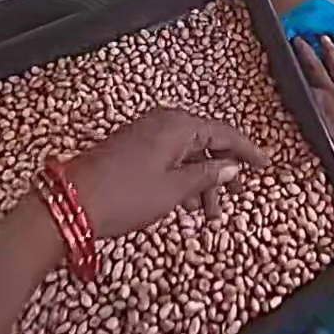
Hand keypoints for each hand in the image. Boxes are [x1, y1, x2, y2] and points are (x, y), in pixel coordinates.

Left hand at [65, 108, 269, 236]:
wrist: (69, 204)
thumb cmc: (125, 196)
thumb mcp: (173, 190)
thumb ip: (207, 176)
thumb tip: (232, 167)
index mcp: (178, 125)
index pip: (224, 133)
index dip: (247, 151)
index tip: (265, 164)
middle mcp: (164, 121)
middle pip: (206, 141)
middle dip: (221, 171)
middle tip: (230, 200)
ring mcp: (146, 132)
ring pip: (187, 151)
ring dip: (200, 178)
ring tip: (204, 213)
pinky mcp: (132, 146)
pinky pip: (169, 155)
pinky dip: (181, 175)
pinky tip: (183, 200)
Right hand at [292, 36, 333, 185]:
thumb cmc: (332, 155)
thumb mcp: (312, 131)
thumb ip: (305, 110)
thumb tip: (296, 91)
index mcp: (320, 100)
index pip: (304, 75)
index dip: (296, 60)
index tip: (288, 47)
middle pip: (319, 68)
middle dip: (308, 51)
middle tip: (300, 38)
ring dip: (333, 54)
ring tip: (327, 39)